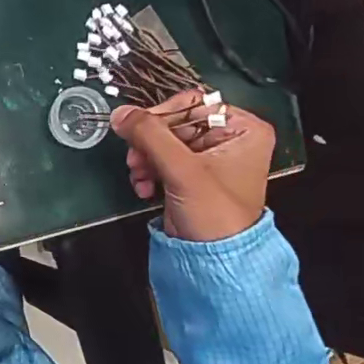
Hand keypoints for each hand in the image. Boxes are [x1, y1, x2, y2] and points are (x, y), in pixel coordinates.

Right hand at [110, 90, 274, 241]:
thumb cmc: (214, 213)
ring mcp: (209, 158)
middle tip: (136, 159)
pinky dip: (149, 171)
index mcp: (243, 129)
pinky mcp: (191, 176)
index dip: (162, 115)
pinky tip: (145, 187)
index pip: (194, 104)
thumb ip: (150, 135)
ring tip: (140, 177)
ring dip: (145, 158)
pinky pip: (162, 159)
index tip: (138, 130)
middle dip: (149, 142)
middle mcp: (229, 139)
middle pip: (175, 123)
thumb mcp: (181, 169)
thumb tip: (120, 113)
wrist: (214, 260)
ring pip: (163, 141)